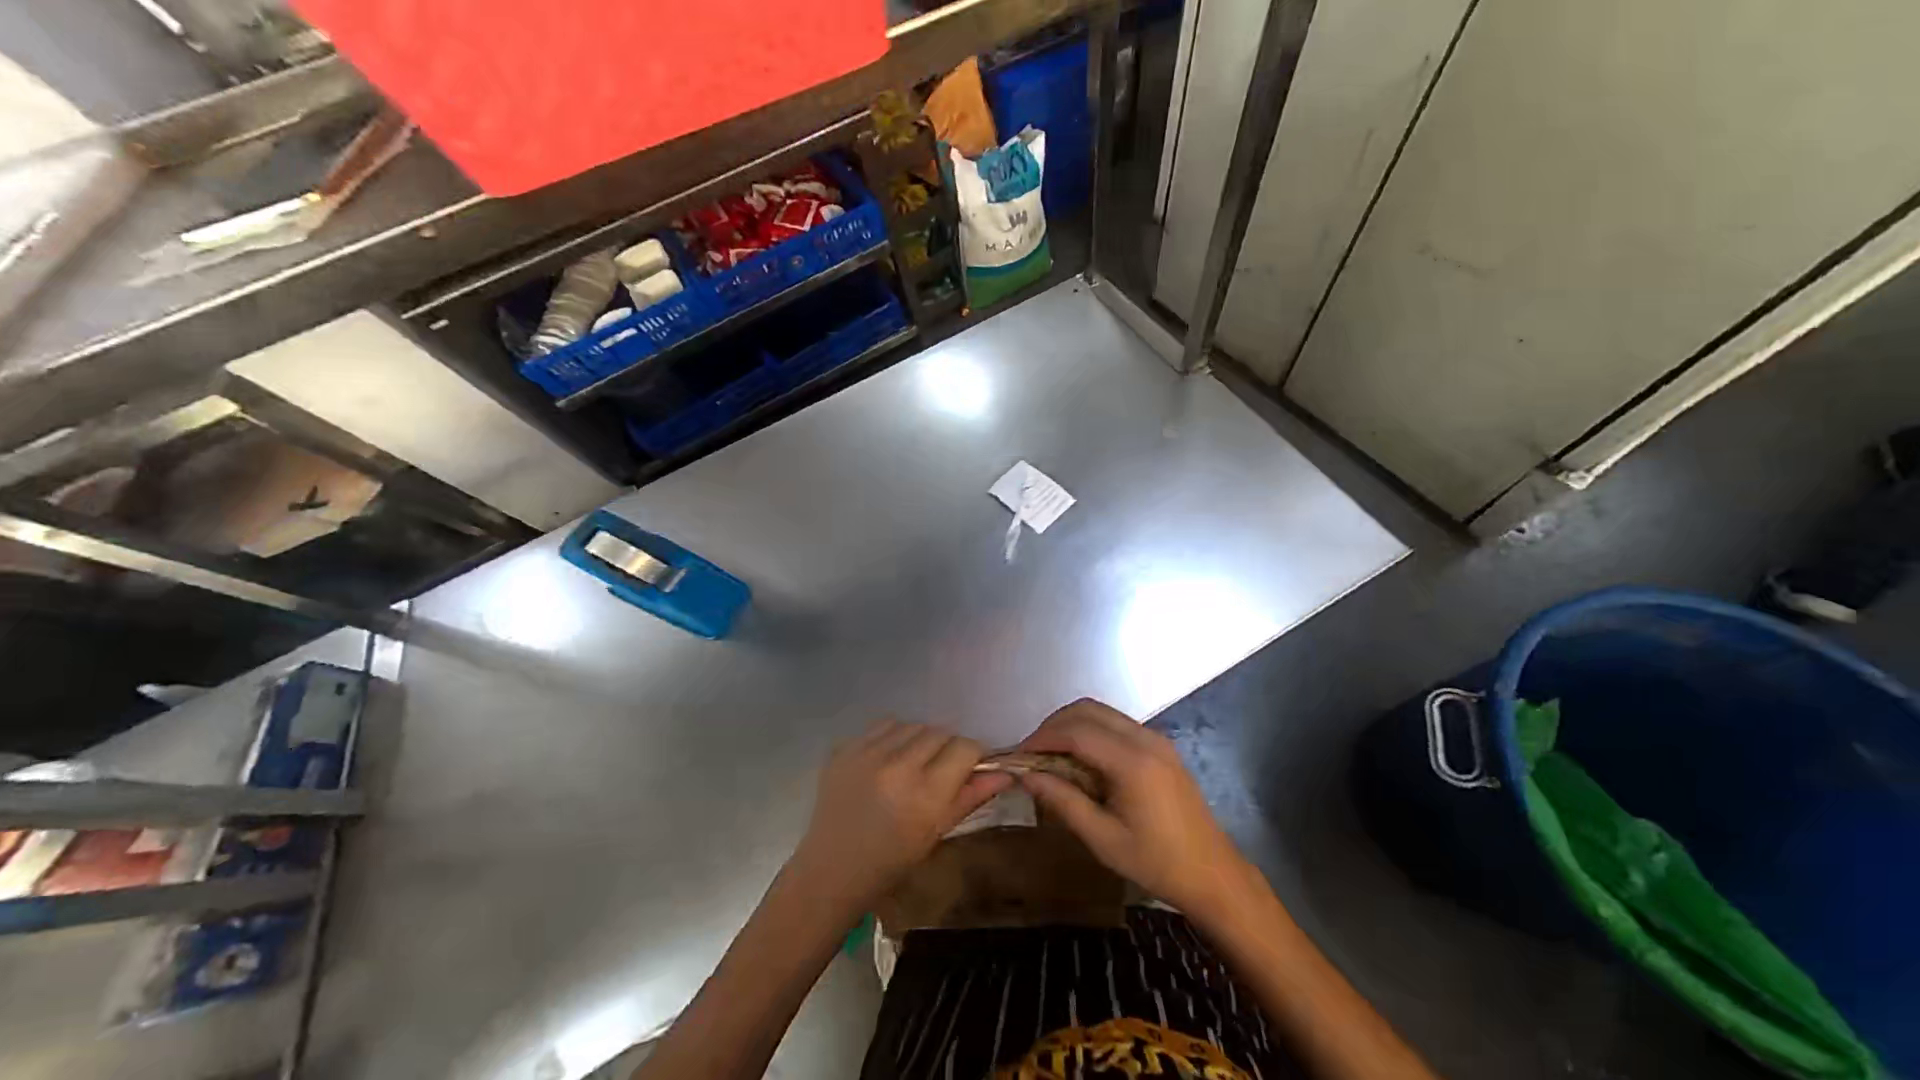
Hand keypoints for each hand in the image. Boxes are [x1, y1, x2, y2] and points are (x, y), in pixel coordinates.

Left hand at [790, 719, 1011, 904]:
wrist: (833, 868)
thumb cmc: (892, 860)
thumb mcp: (937, 832)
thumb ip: (971, 796)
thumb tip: (1005, 772)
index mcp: (925, 793)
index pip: (966, 748)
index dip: (973, 756)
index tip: (970, 768)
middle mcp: (897, 765)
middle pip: (940, 732)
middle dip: (947, 748)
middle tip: (939, 771)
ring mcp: (867, 753)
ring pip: (912, 725)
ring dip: (919, 740)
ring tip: (912, 765)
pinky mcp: (845, 748)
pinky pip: (882, 726)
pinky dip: (892, 737)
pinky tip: (888, 760)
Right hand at [1016, 699, 1261, 919]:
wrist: (1213, 874)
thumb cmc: (1156, 863)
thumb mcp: (1102, 839)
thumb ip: (1063, 801)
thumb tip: (1026, 776)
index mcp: (1133, 762)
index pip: (1076, 731)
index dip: (1042, 738)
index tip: (1018, 756)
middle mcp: (1146, 739)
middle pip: (1088, 710)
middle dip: (1054, 726)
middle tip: (1031, 754)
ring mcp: (1156, 739)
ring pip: (1102, 713)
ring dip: (1071, 726)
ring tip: (1050, 757)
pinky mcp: (1160, 747)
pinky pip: (1116, 725)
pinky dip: (1090, 732)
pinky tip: (1079, 760)